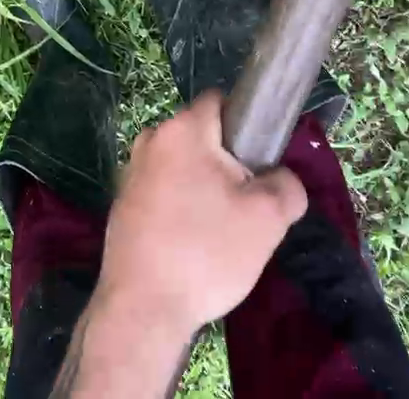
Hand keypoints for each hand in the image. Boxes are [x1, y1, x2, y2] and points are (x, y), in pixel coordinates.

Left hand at [94, 91, 306, 336]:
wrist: (143, 307)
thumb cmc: (206, 252)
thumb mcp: (267, 218)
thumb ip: (286, 185)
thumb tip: (281, 177)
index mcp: (182, 129)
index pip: (220, 101)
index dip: (247, 125)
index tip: (259, 163)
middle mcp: (150, 139)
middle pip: (202, 137)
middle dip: (226, 163)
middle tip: (245, 206)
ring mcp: (131, 171)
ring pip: (183, 166)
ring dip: (203, 187)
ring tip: (219, 231)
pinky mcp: (122, 203)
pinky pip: (163, 191)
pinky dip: (180, 207)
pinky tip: (191, 244)